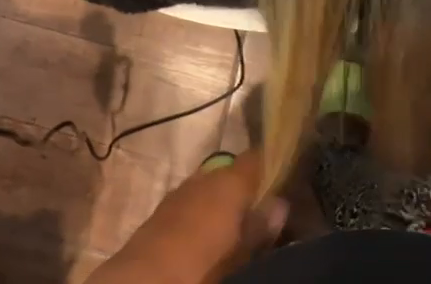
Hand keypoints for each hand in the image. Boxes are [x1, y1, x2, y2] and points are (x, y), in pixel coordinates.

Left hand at [88, 150, 289, 283]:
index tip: (288, 173)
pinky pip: (194, 203)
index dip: (273, 163)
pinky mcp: (163, 211)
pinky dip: (206, 212)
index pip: (257, 157)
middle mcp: (205, 177)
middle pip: (234, 173)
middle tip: (268, 208)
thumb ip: (260, 225)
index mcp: (228, 181)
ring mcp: (181, 191)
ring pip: (212, 187)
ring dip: (226, 200)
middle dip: (249, 187)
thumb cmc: (201, 266)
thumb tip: (280, 203)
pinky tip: (212, 233)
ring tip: (241, 223)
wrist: (142, 281)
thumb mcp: (240, 252)